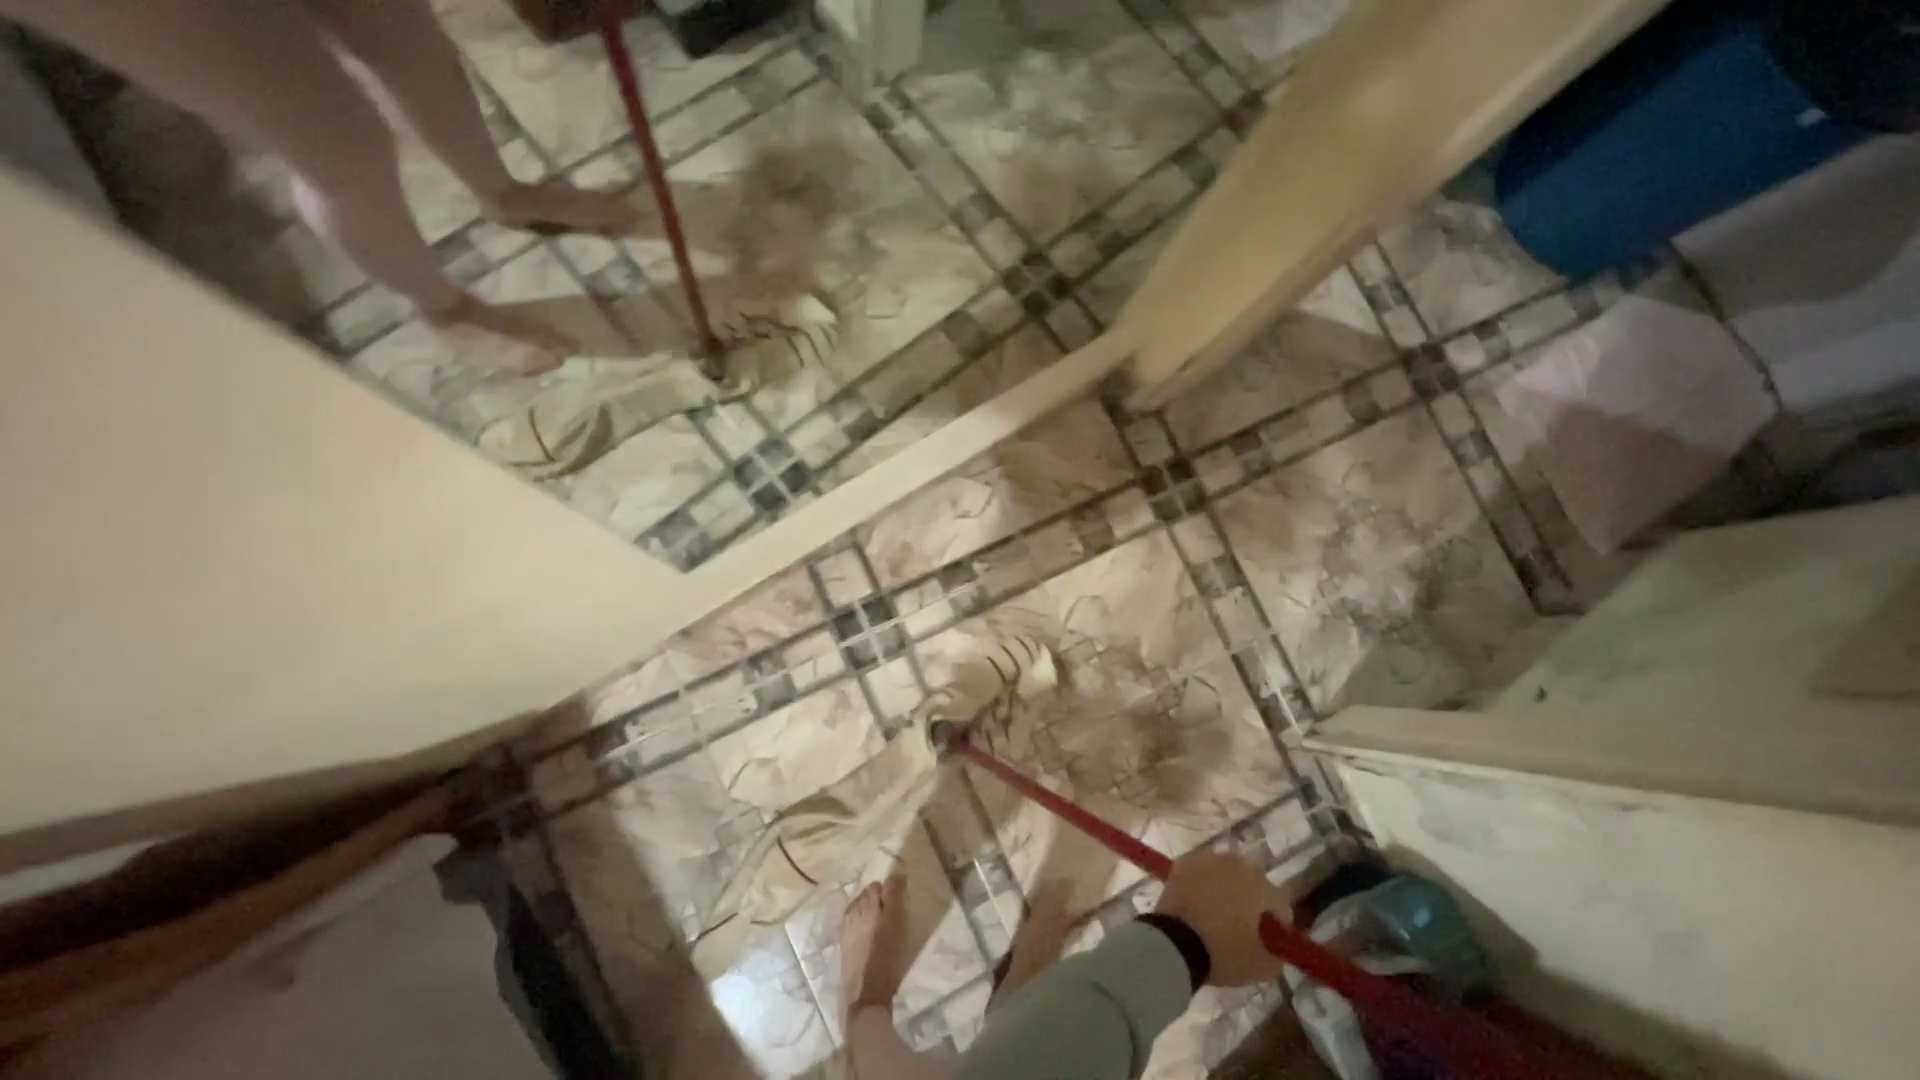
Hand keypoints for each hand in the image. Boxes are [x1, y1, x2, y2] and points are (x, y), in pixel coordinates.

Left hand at [1154, 851, 1289, 985]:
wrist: (1175, 944)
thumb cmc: (1225, 954)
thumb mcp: (1264, 967)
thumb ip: (1279, 951)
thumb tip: (1276, 943)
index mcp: (1262, 886)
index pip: (1280, 906)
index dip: (1276, 927)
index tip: (1266, 943)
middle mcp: (1237, 864)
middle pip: (1253, 886)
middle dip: (1251, 905)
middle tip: (1240, 930)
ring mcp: (1209, 860)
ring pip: (1226, 876)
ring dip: (1226, 891)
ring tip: (1215, 917)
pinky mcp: (1184, 862)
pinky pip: (1202, 873)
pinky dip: (1202, 885)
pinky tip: (1197, 904)